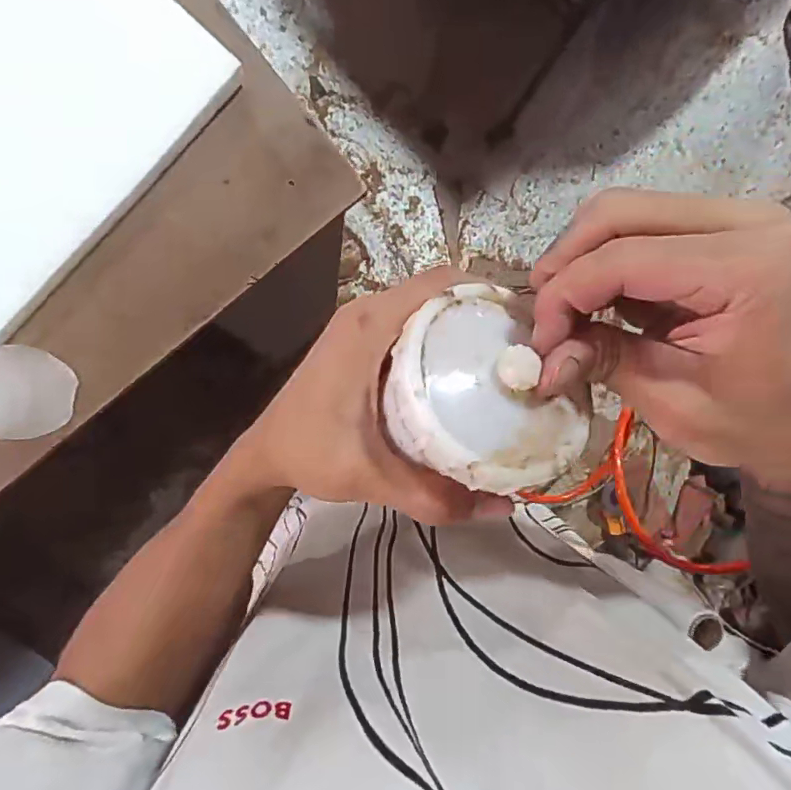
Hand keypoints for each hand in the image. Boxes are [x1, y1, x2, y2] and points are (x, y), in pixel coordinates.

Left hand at [229, 267, 514, 524]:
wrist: (264, 455)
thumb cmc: (310, 455)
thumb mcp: (373, 477)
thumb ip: (435, 496)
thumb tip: (504, 507)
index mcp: (369, 327)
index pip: (443, 282)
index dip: (490, 293)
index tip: (527, 329)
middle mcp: (364, 312)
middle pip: (439, 290)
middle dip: (484, 311)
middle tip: (522, 351)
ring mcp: (356, 323)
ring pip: (423, 305)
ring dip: (461, 322)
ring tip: (500, 359)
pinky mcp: (354, 339)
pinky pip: (407, 321)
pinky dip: (436, 334)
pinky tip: (458, 371)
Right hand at [527, 190, 790, 498]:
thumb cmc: (753, 425)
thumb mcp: (669, 400)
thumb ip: (601, 360)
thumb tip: (539, 359)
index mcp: (750, 269)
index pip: (622, 258)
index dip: (563, 296)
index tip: (539, 343)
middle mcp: (753, 222)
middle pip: (620, 212)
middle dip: (564, 263)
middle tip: (543, 315)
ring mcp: (746, 218)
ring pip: (629, 211)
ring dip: (583, 259)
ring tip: (568, 311)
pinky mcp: (732, 229)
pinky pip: (648, 225)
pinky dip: (609, 260)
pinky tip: (601, 301)